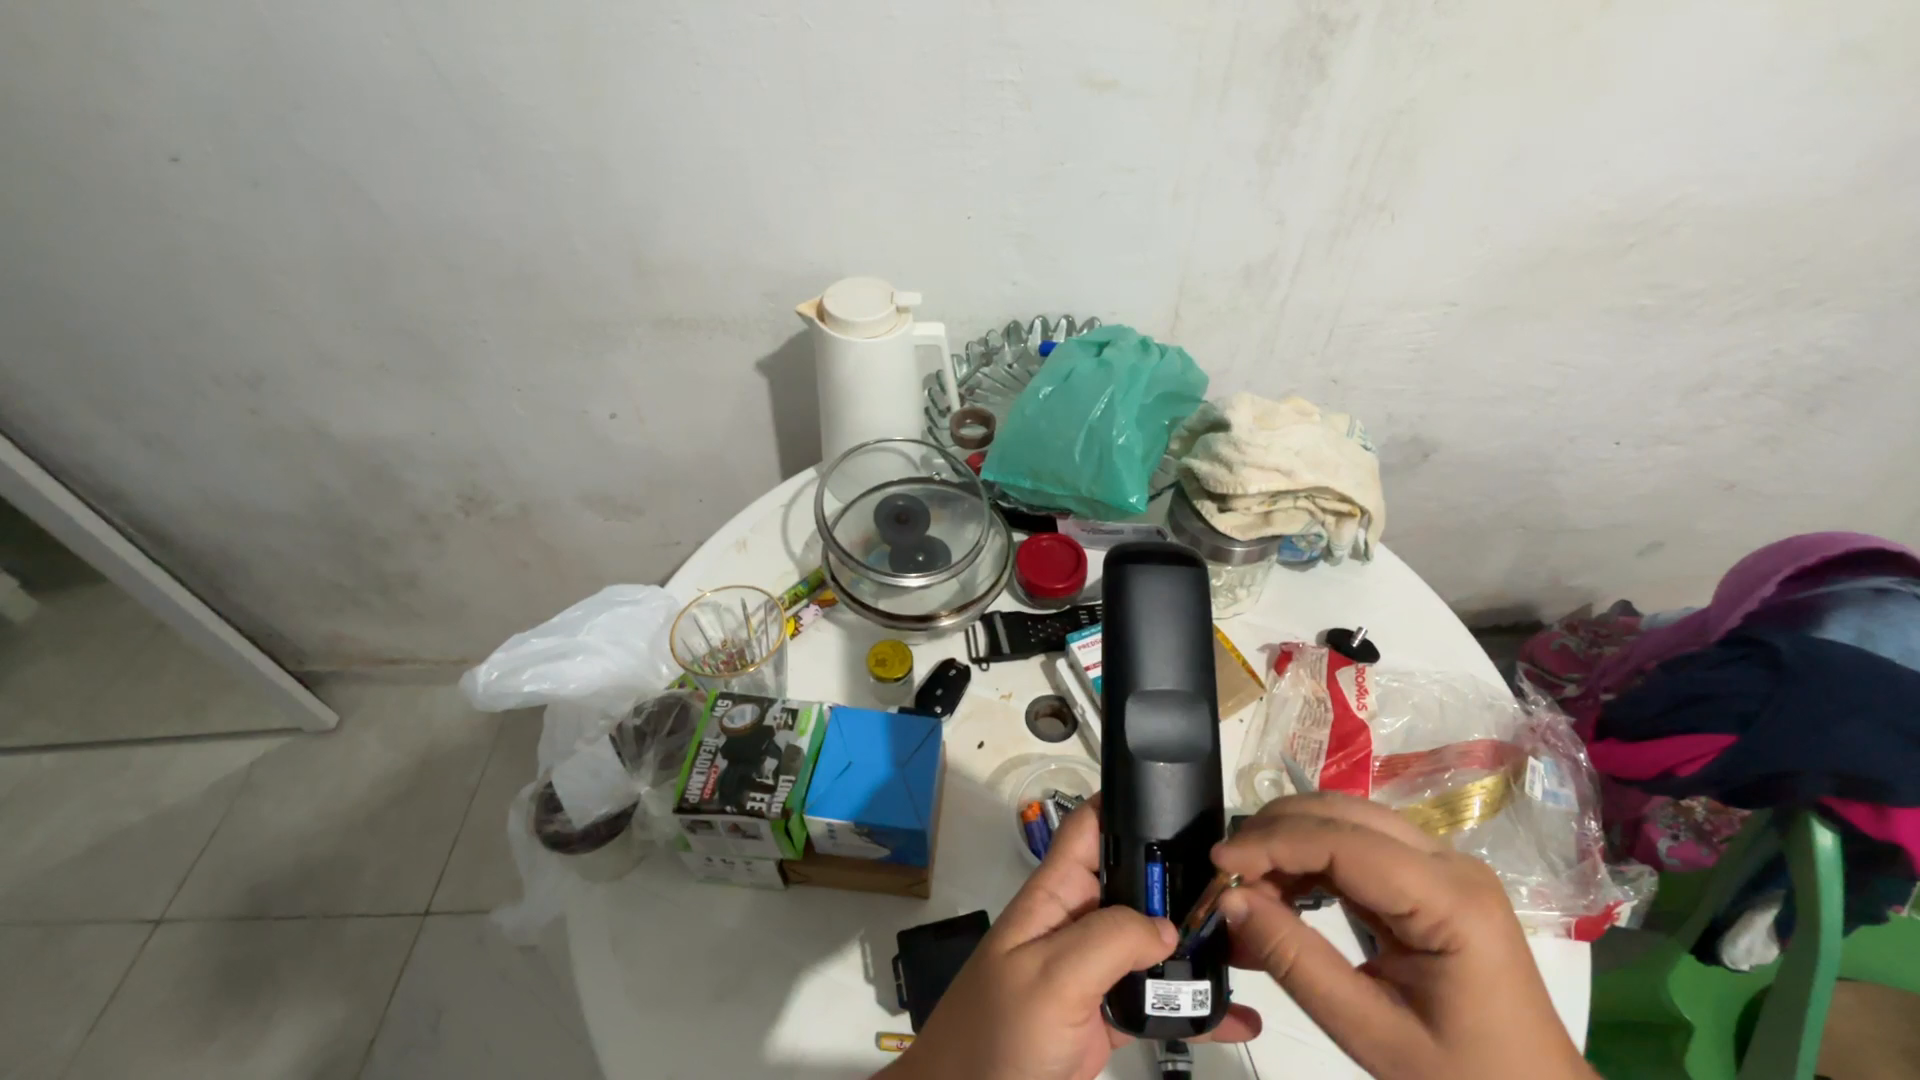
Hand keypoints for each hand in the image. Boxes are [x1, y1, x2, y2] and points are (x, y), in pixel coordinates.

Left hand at [880, 798, 1260, 1079]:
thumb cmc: (999, 1033)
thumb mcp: (1052, 975)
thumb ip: (1110, 939)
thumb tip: (1167, 926)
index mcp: (1054, 895)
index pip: (1088, 828)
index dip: (1127, 804)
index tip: (1185, 800)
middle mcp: (1075, 923)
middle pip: (1133, 885)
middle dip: (1181, 881)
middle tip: (1242, 889)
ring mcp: (1089, 972)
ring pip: (1149, 943)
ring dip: (1194, 945)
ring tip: (1249, 947)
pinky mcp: (1103, 1017)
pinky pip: (1154, 1001)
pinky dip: (1191, 1007)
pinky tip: (1234, 1016)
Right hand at [1211, 793, 1594, 1079]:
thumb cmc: (1462, 1079)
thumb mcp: (1371, 1033)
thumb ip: (1296, 962)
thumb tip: (1231, 901)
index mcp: (1450, 900)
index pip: (1342, 842)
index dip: (1272, 843)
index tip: (1217, 863)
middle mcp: (1449, 863)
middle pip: (1343, 814)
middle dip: (1275, 833)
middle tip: (1228, 877)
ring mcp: (1443, 866)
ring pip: (1345, 821)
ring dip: (1289, 843)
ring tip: (1250, 890)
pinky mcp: (1430, 879)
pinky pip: (1357, 847)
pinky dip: (1310, 861)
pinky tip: (1283, 894)